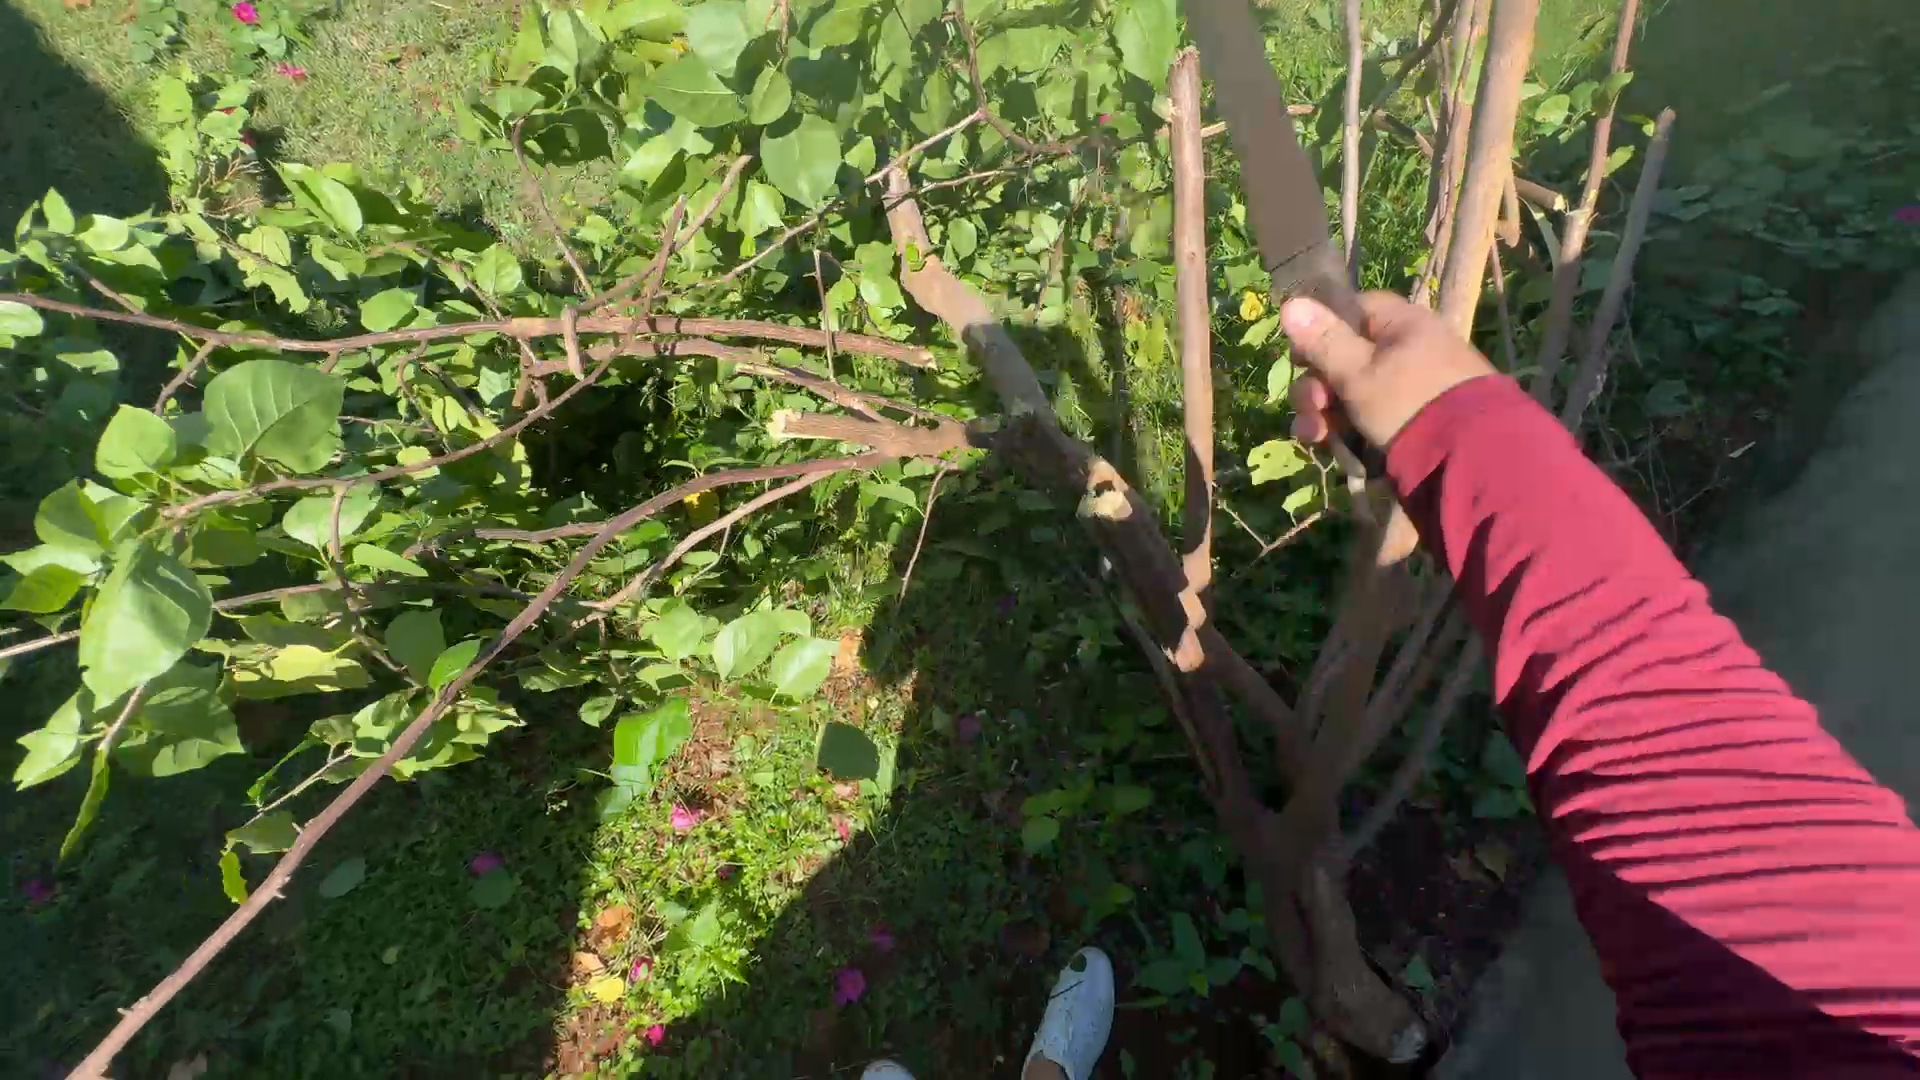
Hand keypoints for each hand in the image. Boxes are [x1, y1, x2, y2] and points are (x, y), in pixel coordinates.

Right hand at [1281, 291, 1495, 448]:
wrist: (1465, 454)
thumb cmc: (1408, 401)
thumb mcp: (1357, 371)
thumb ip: (1323, 341)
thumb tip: (1291, 303)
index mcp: (1400, 325)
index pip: (1352, 311)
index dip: (1320, 330)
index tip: (1301, 356)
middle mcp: (1402, 350)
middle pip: (1341, 356)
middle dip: (1315, 383)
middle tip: (1312, 404)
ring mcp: (1401, 385)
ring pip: (1344, 390)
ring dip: (1320, 411)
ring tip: (1315, 434)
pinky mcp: (1399, 417)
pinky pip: (1357, 414)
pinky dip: (1338, 427)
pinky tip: (1326, 443)